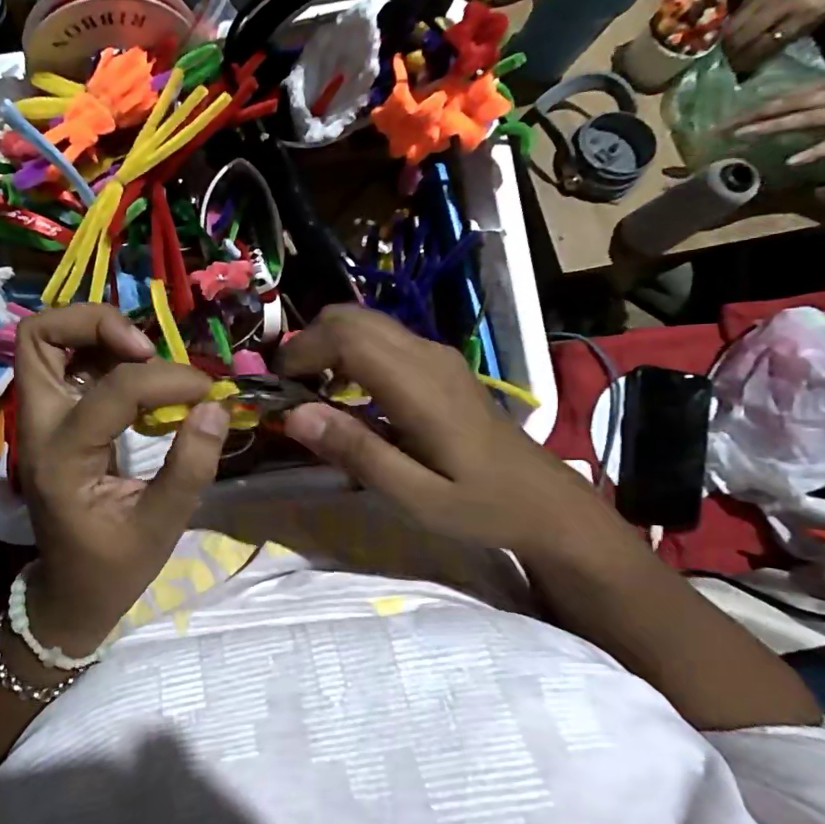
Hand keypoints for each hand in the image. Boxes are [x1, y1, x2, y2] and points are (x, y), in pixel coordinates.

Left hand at [14, 304, 229, 643]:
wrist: (70, 593)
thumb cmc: (114, 567)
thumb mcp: (161, 526)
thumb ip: (190, 466)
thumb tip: (217, 406)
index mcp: (62, 458)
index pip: (113, 390)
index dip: (167, 379)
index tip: (207, 392)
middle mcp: (40, 428)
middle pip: (40, 338)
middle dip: (98, 323)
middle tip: (147, 347)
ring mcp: (41, 421)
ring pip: (48, 342)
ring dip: (98, 333)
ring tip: (147, 355)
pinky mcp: (55, 420)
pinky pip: (67, 362)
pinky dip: (102, 353)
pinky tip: (140, 374)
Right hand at [276, 306, 602, 556]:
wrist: (546, 501)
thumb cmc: (481, 506)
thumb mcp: (416, 497)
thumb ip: (357, 453)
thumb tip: (295, 415)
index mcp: (419, 386)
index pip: (347, 336)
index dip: (302, 350)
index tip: (278, 386)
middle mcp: (427, 356)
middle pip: (352, 317)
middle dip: (309, 342)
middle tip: (291, 390)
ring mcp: (436, 356)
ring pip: (367, 322)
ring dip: (329, 345)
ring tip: (314, 394)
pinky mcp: (440, 365)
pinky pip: (384, 339)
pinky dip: (351, 352)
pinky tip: (350, 395)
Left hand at [730, 68, 824, 165]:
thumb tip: (797, 106)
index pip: (787, 95)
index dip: (756, 107)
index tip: (728, 118)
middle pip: (788, 104)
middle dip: (753, 116)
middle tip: (722, 129)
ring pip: (804, 119)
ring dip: (773, 127)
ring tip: (744, 137)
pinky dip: (815, 150)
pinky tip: (794, 160)